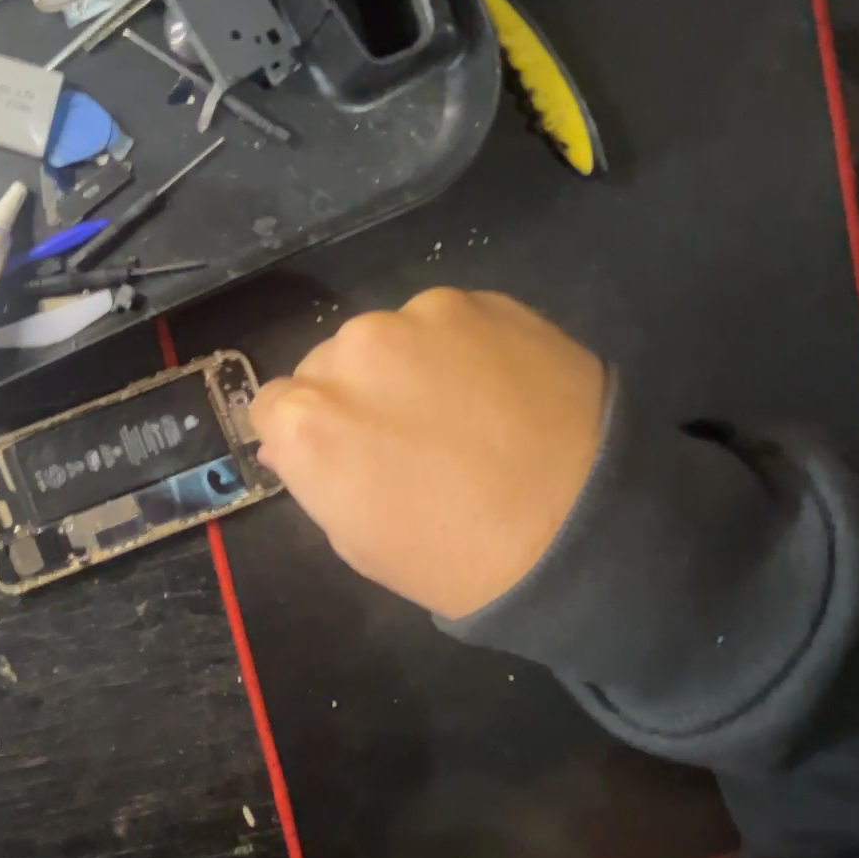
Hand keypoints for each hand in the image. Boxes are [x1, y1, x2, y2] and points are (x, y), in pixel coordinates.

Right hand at [251, 289, 606, 618]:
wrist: (587, 531)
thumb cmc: (455, 557)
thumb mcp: (355, 541)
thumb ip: (310, 476)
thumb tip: (290, 442)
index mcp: (306, 422)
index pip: (270, 404)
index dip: (300, 429)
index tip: (338, 449)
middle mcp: (347, 355)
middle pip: (324, 365)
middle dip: (349, 393)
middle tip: (404, 432)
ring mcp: (414, 320)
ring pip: (382, 338)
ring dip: (401, 365)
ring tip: (457, 407)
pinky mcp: (476, 301)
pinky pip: (442, 321)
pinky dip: (455, 347)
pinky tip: (494, 386)